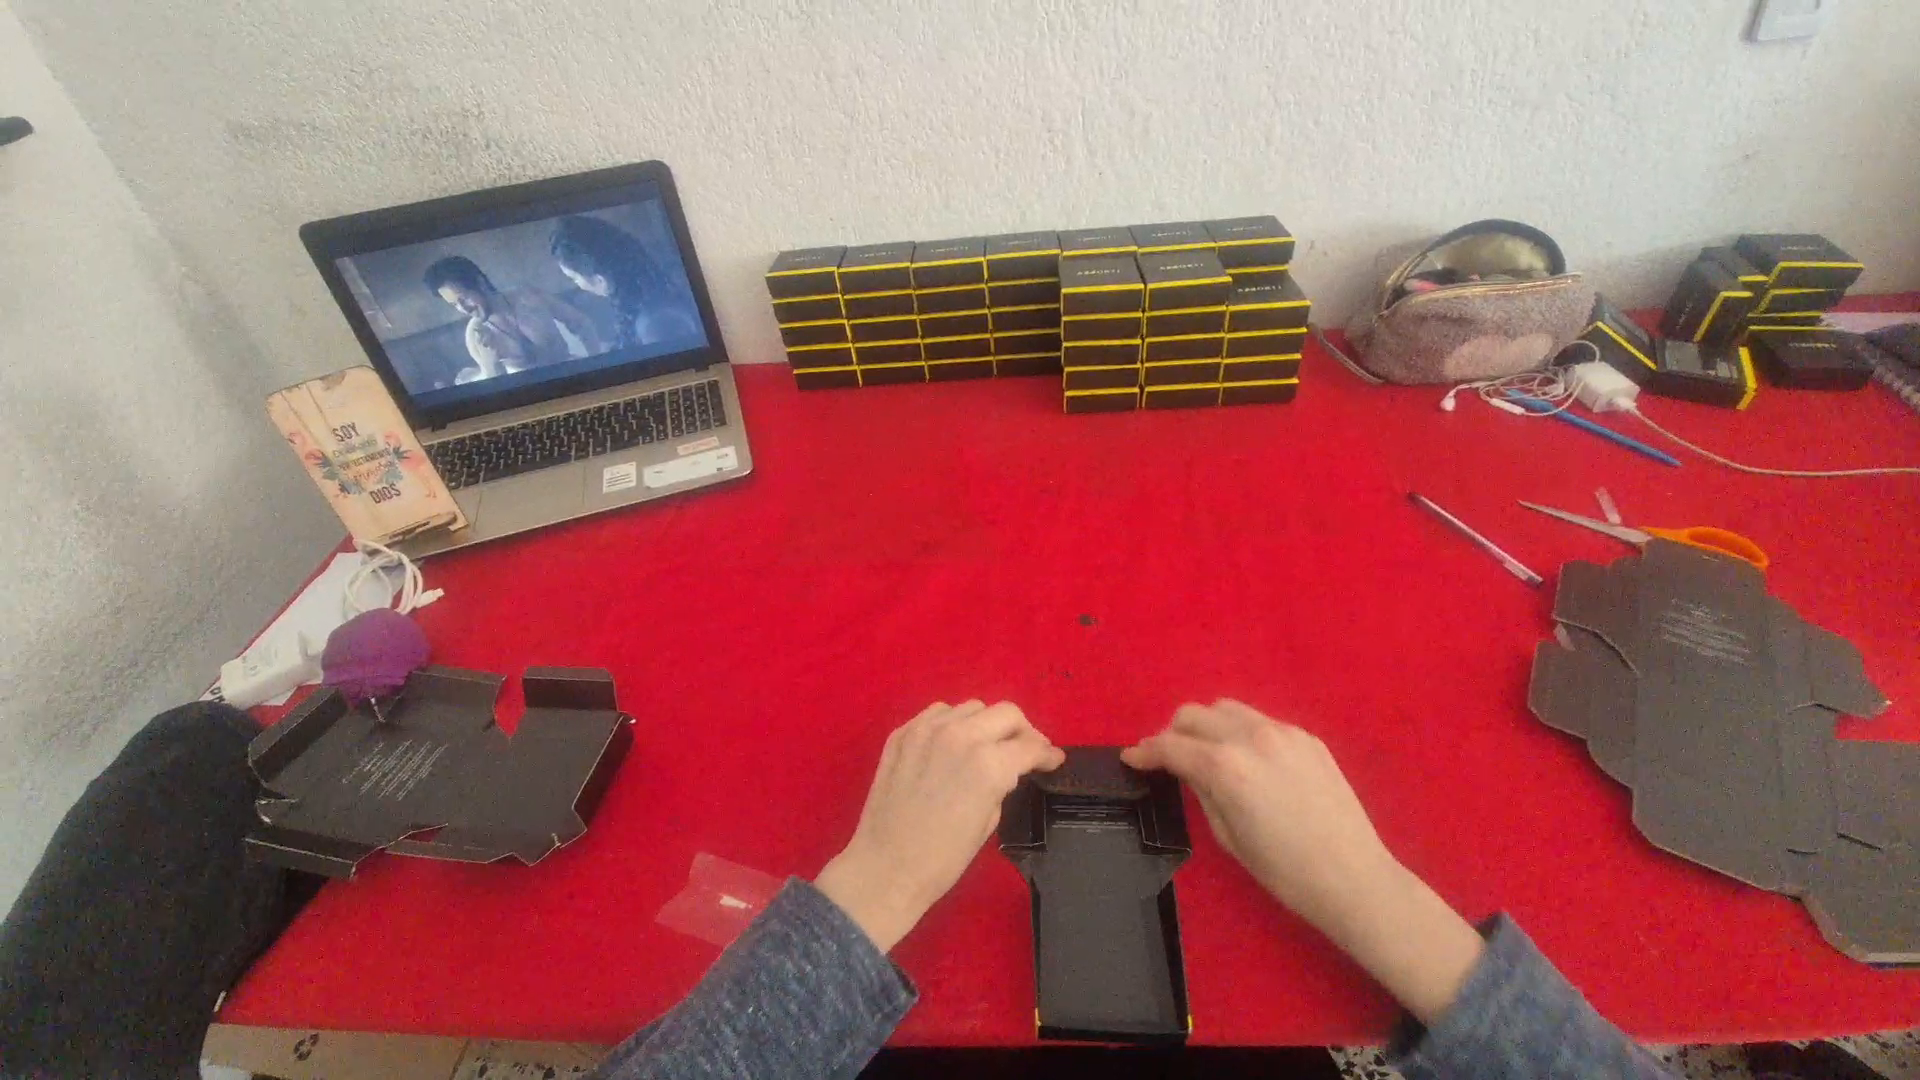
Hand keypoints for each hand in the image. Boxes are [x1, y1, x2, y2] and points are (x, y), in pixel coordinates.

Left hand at [816, 700, 1063, 951]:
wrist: (885, 868)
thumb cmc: (943, 858)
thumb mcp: (989, 821)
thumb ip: (1003, 783)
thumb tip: (1009, 768)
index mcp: (989, 763)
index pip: (1030, 745)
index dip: (1047, 753)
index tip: (1052, 760)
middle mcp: (960, 735)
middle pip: (1006, 712)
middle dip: (1022, 731)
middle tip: (1025, 751)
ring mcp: (927, 729)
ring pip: (971, 707)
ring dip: (986, 724)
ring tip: (985, 746)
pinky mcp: (903, 733)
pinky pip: (938, 714)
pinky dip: (953, 723)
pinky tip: (952, 744)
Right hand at [1123, 700, 1483, 1023]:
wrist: (1354, 879)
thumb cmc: (1284, 871)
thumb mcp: (1227, 834)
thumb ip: (1201, 789)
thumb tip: (1185, 768)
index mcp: (1225, 765)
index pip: (1170, 745)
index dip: (1145, 752)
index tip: (1132, 758)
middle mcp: (1250, 736)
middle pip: (1194, 714)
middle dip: (1173, 733)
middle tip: (1169, 758)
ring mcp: (1282, 732)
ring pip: (1226, 708)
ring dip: (1206, 725)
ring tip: (1207, 751)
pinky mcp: (1306, 737)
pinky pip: (1259, 721)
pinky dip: (1240, 732)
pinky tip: (1248, 760)